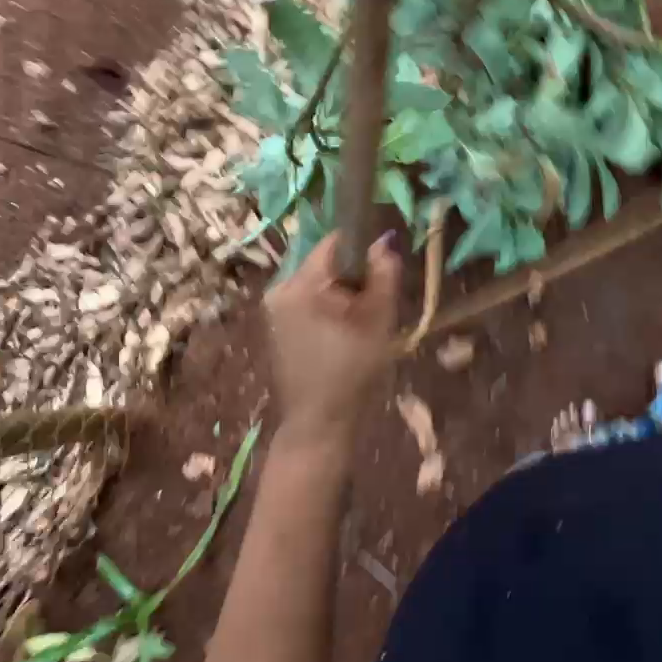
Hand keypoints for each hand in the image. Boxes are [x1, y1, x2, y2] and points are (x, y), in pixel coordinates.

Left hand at [263, 234, 402, 446]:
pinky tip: (345, 333)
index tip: (385, 267)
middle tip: (378, 301)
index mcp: (300, 284)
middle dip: (355, 275)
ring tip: (363, 321)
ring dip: (344, 292)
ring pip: (320, 281)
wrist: (320, 424)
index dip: (364, 247)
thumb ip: (384, 273)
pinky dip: (330, 307)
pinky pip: (310, 300)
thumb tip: (386, 238)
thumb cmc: (353, 371)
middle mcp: (280, 288)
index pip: (336, 242)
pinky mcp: (278, 325)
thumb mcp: (378, 319)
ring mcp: (275, 308)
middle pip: (327, 261)